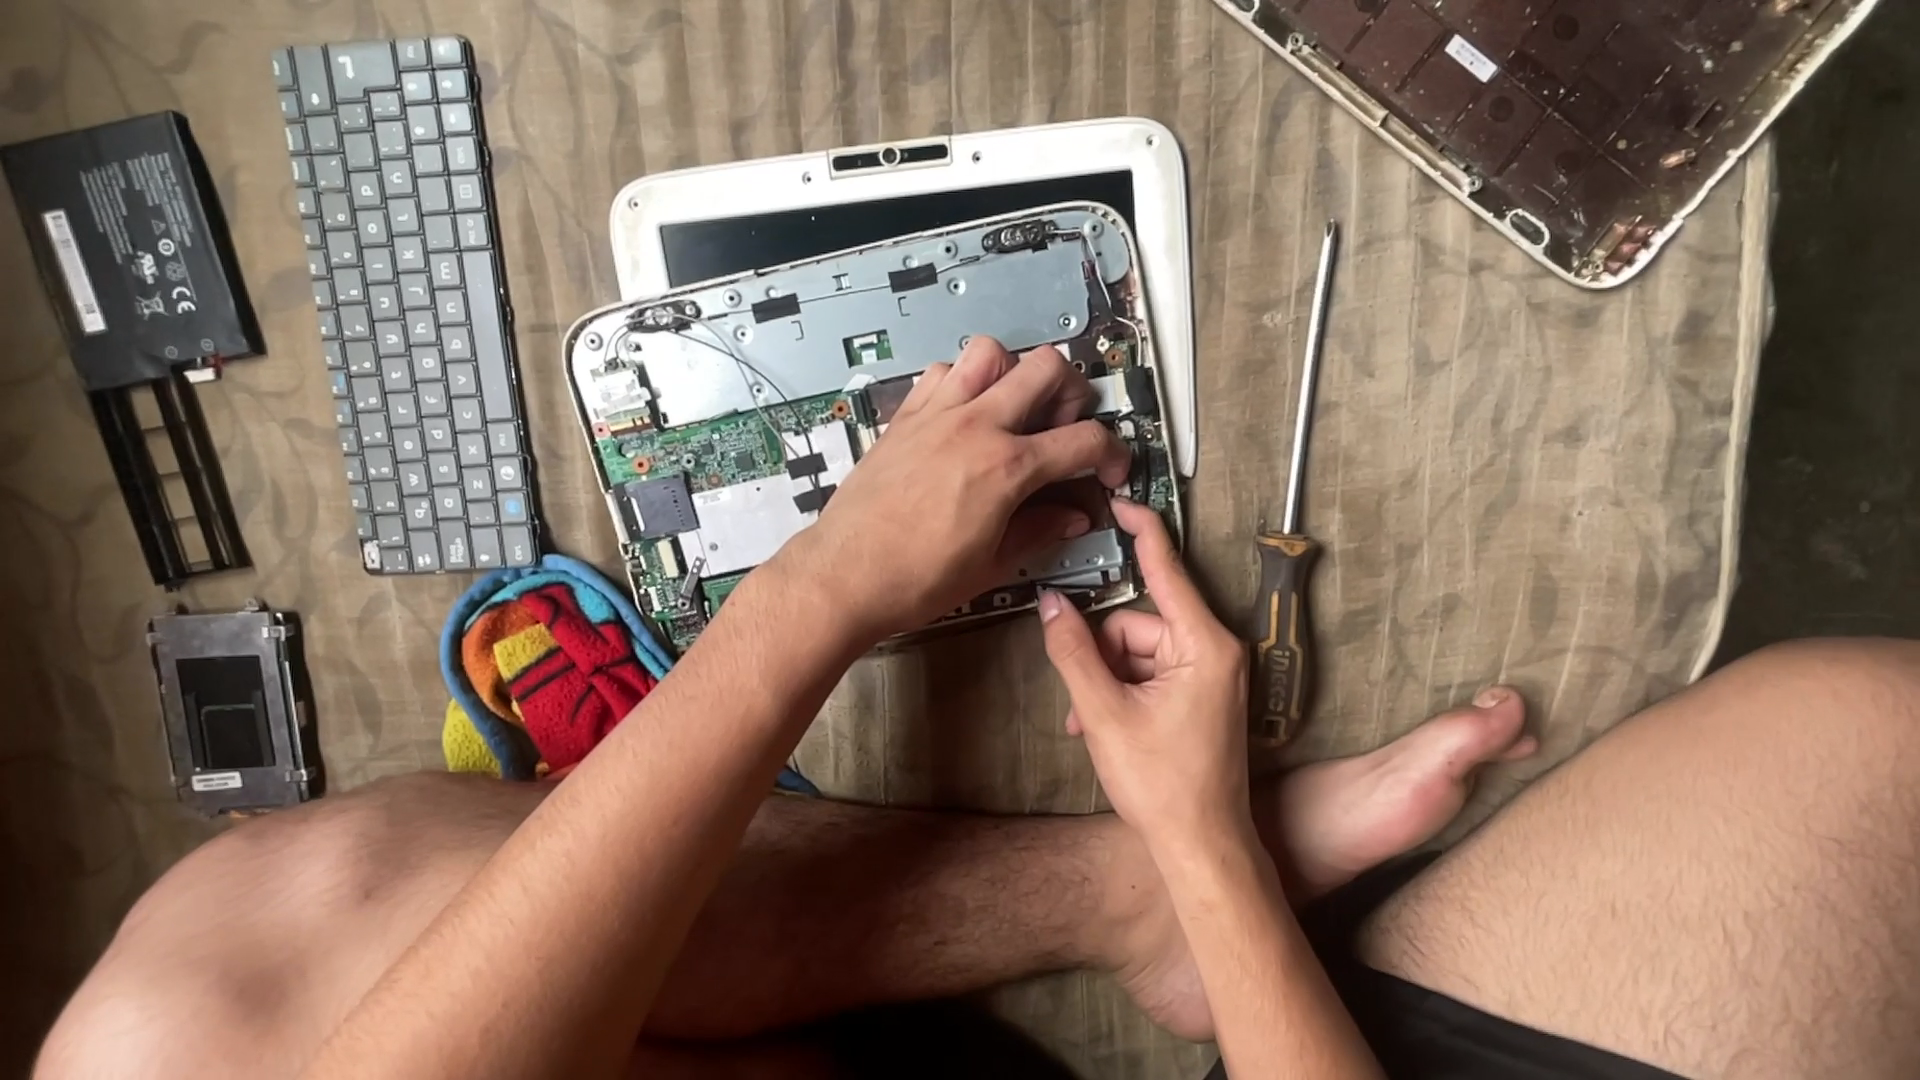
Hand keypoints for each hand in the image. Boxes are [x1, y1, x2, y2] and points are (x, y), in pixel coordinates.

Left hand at [777, 337, 1130, 641]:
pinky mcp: (905, 417)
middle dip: (1071, 392)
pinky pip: (940, 371)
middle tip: (1063, 427)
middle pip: (1046, 368)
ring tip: (1012, 409)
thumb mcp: (992, 565)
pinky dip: (961, 379)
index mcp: (1007, 468)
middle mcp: (975, 427)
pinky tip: (963, 414)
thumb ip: (1039, 531)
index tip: (1109, 470)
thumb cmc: (914, 579)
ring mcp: (937, 415)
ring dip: (1012, 372)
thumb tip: (1072, 516)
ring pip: (990, 351)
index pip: (1085, 439)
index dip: (1113, 454)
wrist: (845, 576)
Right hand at [1039, 499, 1253, 852]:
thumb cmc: (1162, 784)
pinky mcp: (1198, 696)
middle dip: (1099, 655)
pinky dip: (1120, 694)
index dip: (1141, 530)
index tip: (1118, 502)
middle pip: (1134, 624)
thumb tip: (1050, 603)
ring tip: (1090, 725)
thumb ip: (1073, 651)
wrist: (1202, 848)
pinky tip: (1101, 728)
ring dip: (1104, 682)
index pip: (1167, 569)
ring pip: (1135, 652)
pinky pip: (1147, 675)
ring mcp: (1207, 676)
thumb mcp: (1104, 713)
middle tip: (1081, 701)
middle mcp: (1213, 652)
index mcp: (1204, 645)